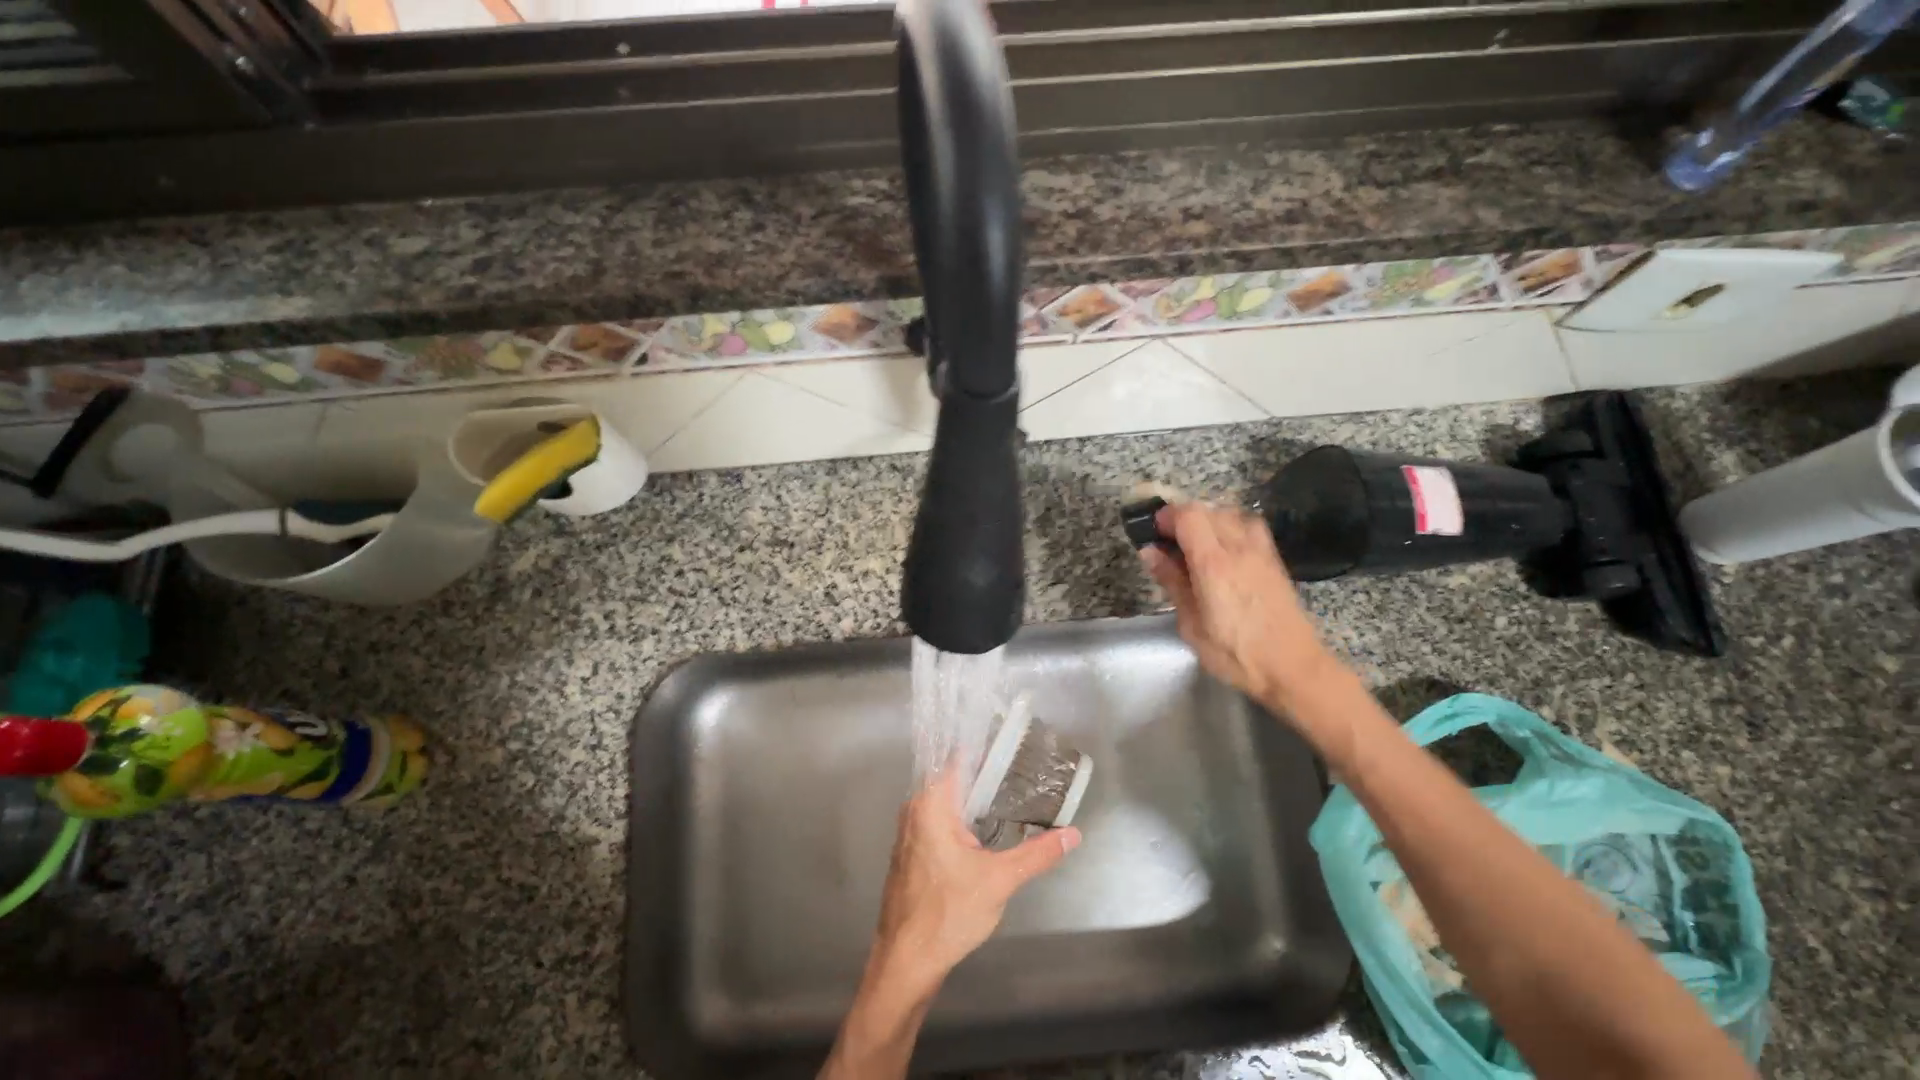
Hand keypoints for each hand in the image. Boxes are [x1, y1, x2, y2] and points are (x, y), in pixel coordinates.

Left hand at [869, 770, 1080, 989]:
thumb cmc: (948, 914)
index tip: (1015, 742)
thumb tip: (1073, 834)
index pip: (959, 759)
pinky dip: (964, 822)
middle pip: (955, 780)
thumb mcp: (1000, 880)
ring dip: (976, 802)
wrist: (906, 961)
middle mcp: (915, 811)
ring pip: (948, 805)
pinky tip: (988, 832)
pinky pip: (941, 824)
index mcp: (931, 805)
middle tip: (1025, 771)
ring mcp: (910, 834)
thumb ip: (1038, 854)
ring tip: (1014, 796)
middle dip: (988, 776)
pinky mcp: (913, 855)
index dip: (987, 748)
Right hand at [1139, 501, 1330, 707]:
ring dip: (1209, 521)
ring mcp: (1261, 552)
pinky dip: (1231, 527)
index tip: (1153, 533)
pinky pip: (1250, 527)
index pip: (1188, 516)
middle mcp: (1239, 548)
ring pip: (1231, 514)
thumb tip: (1150, 553)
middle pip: (1208, 509)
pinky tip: (1225, 551)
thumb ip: (1172, 582)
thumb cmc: (1235, 654)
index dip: (1166, 516)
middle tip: (1169, 543)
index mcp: (1213, 564)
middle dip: (1183, 518)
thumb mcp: (1191, 625)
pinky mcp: (1274, 561)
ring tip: (1197, 545)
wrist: (1293, 667)